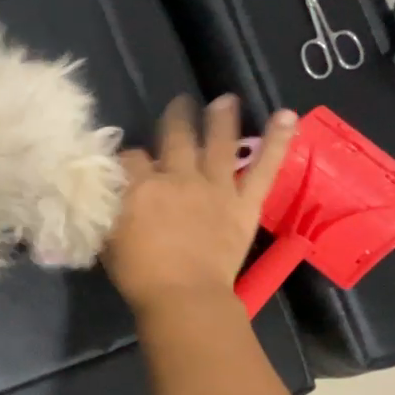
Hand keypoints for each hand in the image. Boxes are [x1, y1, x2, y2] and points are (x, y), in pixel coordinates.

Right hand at [102, 95, 296, 314]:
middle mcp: (178, 178)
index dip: (127, 155)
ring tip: (224, 99)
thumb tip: (107, 195)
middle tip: (178, 103)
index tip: (125, 158)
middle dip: (175, 119)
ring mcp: (215, 187)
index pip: (130, 158)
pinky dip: (279, 140)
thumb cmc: (137, 273)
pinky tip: (287, 115)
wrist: (183, 295)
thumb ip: (109, 212)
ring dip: (221, 119)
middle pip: (175, 139)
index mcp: (139, 187)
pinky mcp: (245, 201)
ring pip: (218, 144)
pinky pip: (265, 166)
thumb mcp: (107, 239)